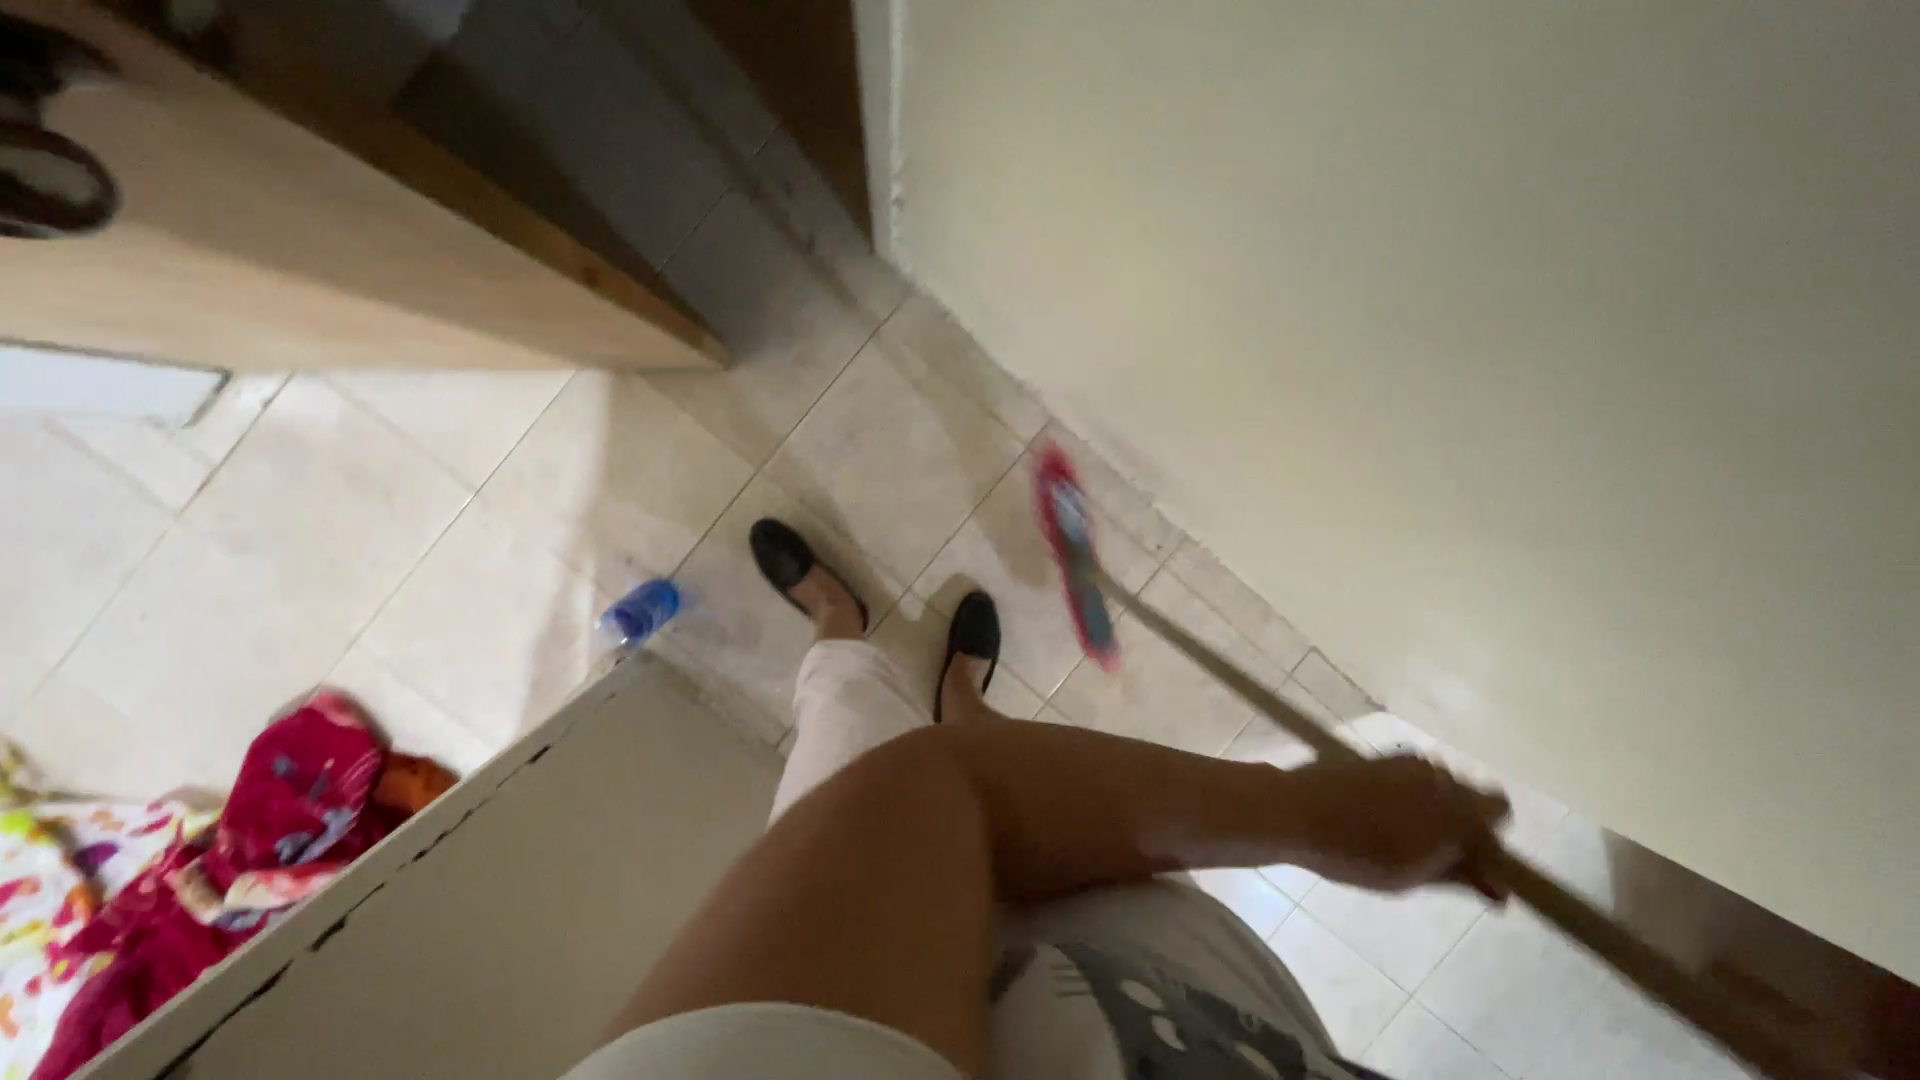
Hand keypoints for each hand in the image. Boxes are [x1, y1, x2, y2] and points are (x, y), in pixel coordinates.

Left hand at [1277, 755, 1511, 897]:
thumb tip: (1500, 890)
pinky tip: (1383, 816)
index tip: (1473, 864)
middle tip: (1435, 854)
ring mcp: (1404, 759)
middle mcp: (1437, 773)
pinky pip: (1411, 775)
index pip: (1499, 811)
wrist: (1294, 810)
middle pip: (1470, 794)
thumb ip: (1460, 876)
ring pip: (1440, 783)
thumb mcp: (1412, 876)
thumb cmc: (1355, 852)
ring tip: (1402, 837)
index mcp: (1455, 803)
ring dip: (1434, 806)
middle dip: (1463, 822)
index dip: (1491, 839)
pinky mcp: (1378, 755)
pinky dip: (1409, 794)